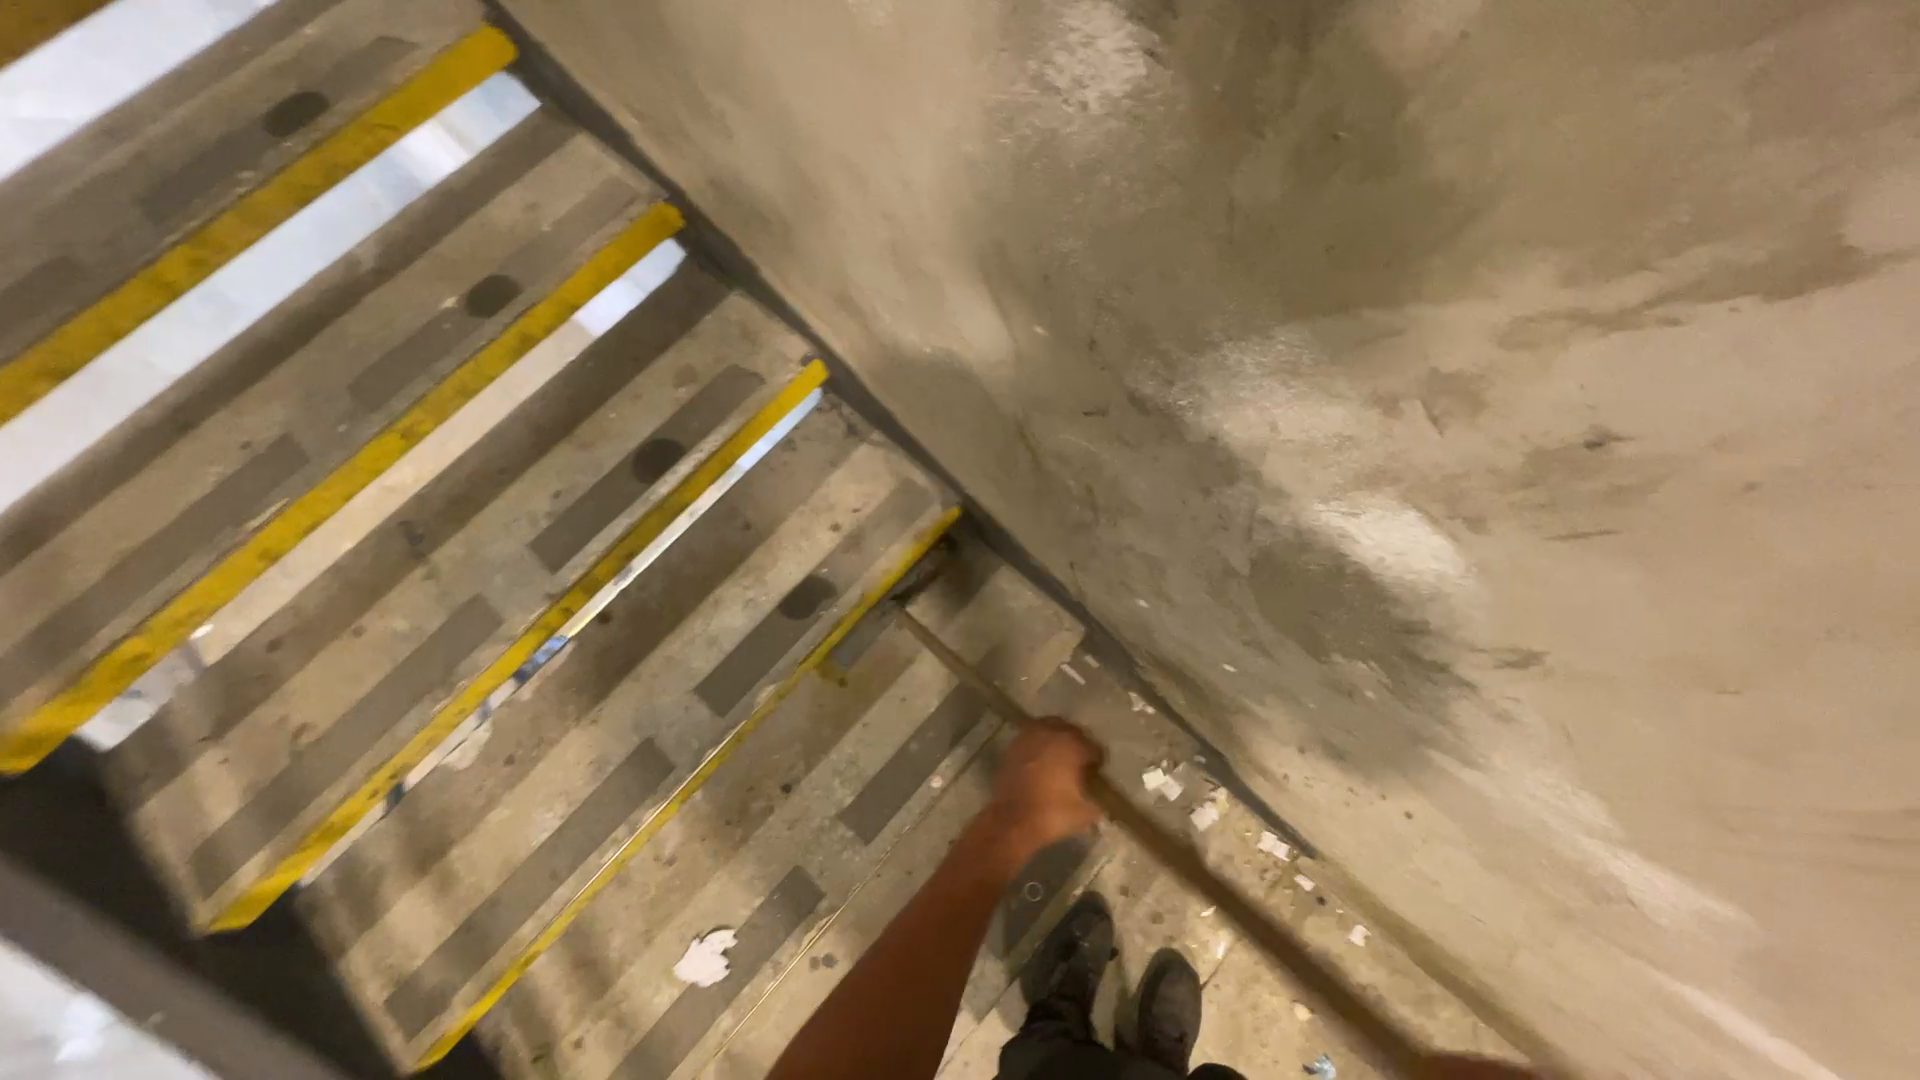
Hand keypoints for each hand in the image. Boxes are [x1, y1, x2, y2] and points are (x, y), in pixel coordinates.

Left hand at [980, 717, 1103, 865]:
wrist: (1011, 820)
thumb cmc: (1052, 814)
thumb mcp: (1085, 813)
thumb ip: (1096, 801)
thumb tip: (1097, 798)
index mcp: (1073, 746)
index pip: (1093, 747)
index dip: (1096, 761)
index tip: (1095, 773)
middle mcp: (1051, 734)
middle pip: (1071, 731)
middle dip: (1077, 743)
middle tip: (1078, 761)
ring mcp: (1029, 737)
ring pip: (1048, 728)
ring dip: (1056, 738)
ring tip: (1058, 756)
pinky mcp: (1012, 746)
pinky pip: (1031, 737)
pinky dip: (1037, 744)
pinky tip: (1039, 760)